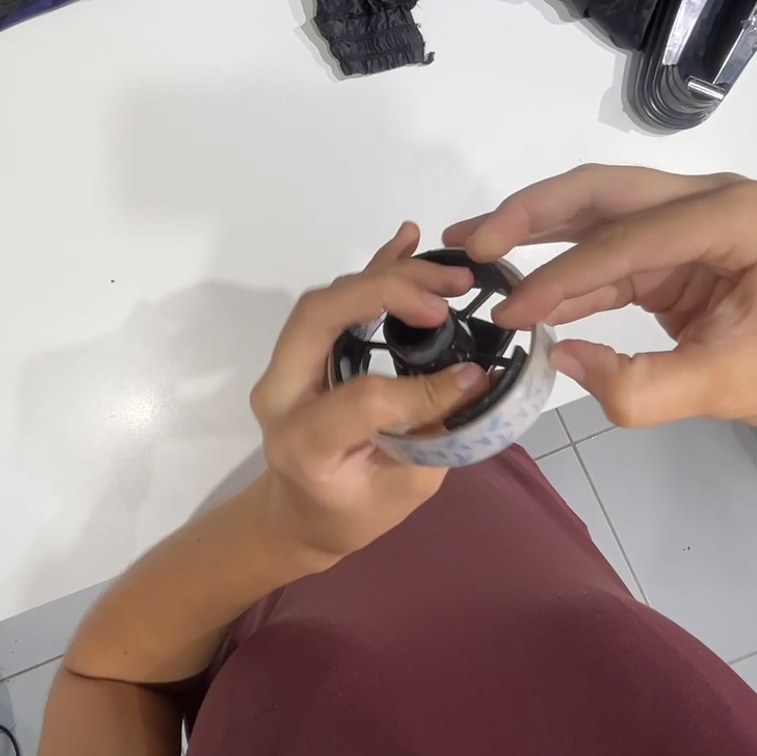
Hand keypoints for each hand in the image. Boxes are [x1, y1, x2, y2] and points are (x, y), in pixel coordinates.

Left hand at [249, 223, 489, 568]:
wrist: (296, 512)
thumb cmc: (347, 513)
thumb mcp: (401, 490)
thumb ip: (433, 433)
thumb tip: (475, 374)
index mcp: (302, 441)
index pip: (363, 397)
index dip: (424, 387)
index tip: (475, 377)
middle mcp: (281, 392)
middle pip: (320, 315)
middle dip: (386, 291)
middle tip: (450, 293)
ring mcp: (283, 365)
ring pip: (325, 300)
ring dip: (386, 277)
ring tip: (446, 274)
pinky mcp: (299, 350)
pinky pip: (332, 301)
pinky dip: (371, 269)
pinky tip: (406, 241)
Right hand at [443, 165, 756, 451]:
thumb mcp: (726, 389)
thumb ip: (639, 386)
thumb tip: (557, 357)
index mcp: (737, 216)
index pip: (628, 239)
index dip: (561, 276)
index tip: (508, 313)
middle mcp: (707, 200)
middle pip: (600, 192)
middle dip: (529, 215)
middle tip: (469, 241)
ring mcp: (684, 219)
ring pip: (592, 210)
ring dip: (530, 228)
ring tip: (469, 242)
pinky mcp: (666, 247)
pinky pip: (600, 250)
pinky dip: (557, 268)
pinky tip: (517, 284)